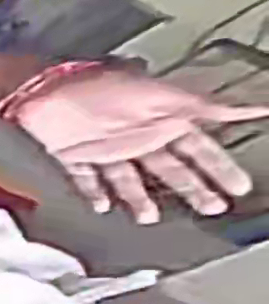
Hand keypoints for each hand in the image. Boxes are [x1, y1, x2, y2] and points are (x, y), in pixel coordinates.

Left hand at [6, 65, 268, 223]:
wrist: (54, 88)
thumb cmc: (110, 85)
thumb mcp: (165, 97)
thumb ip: (207, 109)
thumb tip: (259, 110)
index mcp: (166, 125)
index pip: (201, 152)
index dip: (219, 170)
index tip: (239, 188)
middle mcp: (138, 141)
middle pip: (169, 171)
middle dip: (190, 190)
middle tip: (210, 209)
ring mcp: (104, 150)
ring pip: (127, 179)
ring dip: (139, 199)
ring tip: (150, 218)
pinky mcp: (70, 155)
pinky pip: (84, 177)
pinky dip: (93, 192)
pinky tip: (103, 207)